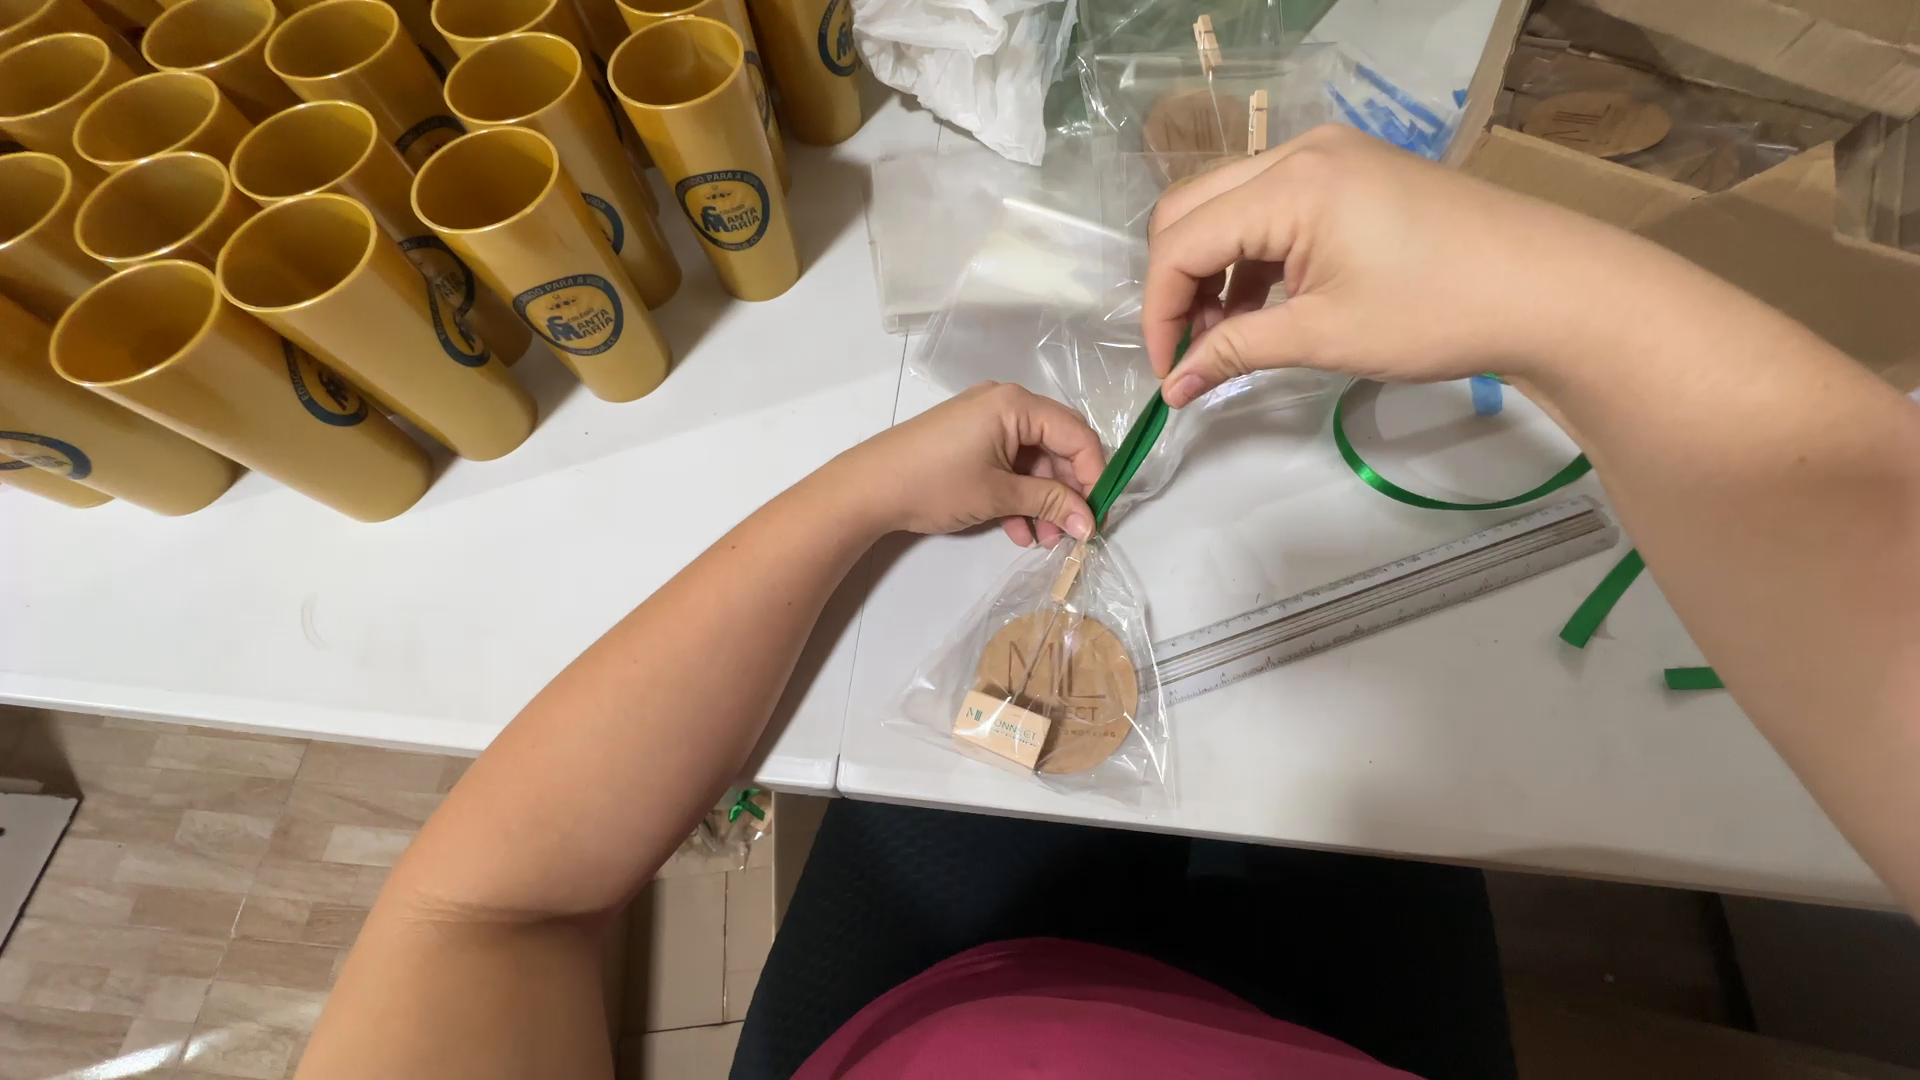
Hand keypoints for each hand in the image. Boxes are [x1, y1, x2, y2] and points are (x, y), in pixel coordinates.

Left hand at [834, 382, 1104, 546]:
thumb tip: (1089, 523)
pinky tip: (1018, 531)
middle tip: (1072, 532)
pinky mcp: (970, 442)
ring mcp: (985, 422)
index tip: (1097, 515)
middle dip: (1066, 492)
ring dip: (1042, 500)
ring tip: (1044, 540)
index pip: (1076, 434)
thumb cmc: (936, 484)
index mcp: (1016, 404)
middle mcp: (1004, 404)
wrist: (867, 489)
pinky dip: (1017, 496)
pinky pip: (1008, 465)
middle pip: (1056, 446)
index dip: (1093, 476)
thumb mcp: (999, 495)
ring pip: (1032, 461)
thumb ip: (1049, 503)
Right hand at [1145, 125, 1662, 405]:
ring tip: (1226, 336)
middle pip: (1188, 214)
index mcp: (1290, 184)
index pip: (1180, 243)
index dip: (1159, 311)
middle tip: (1188, 350)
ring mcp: (1325, 158)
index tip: (1166, 370)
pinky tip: (1260, 307)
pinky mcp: (1346, 176)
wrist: (1555, 290)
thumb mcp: (1321, 337)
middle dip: (1174, 287)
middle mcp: (1297, 153)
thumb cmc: (1437, 312)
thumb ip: (1233, 353)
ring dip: (1208, 276)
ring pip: (1222, 212)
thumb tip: (1172, 389)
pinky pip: (1264, 213)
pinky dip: (1246, 263)